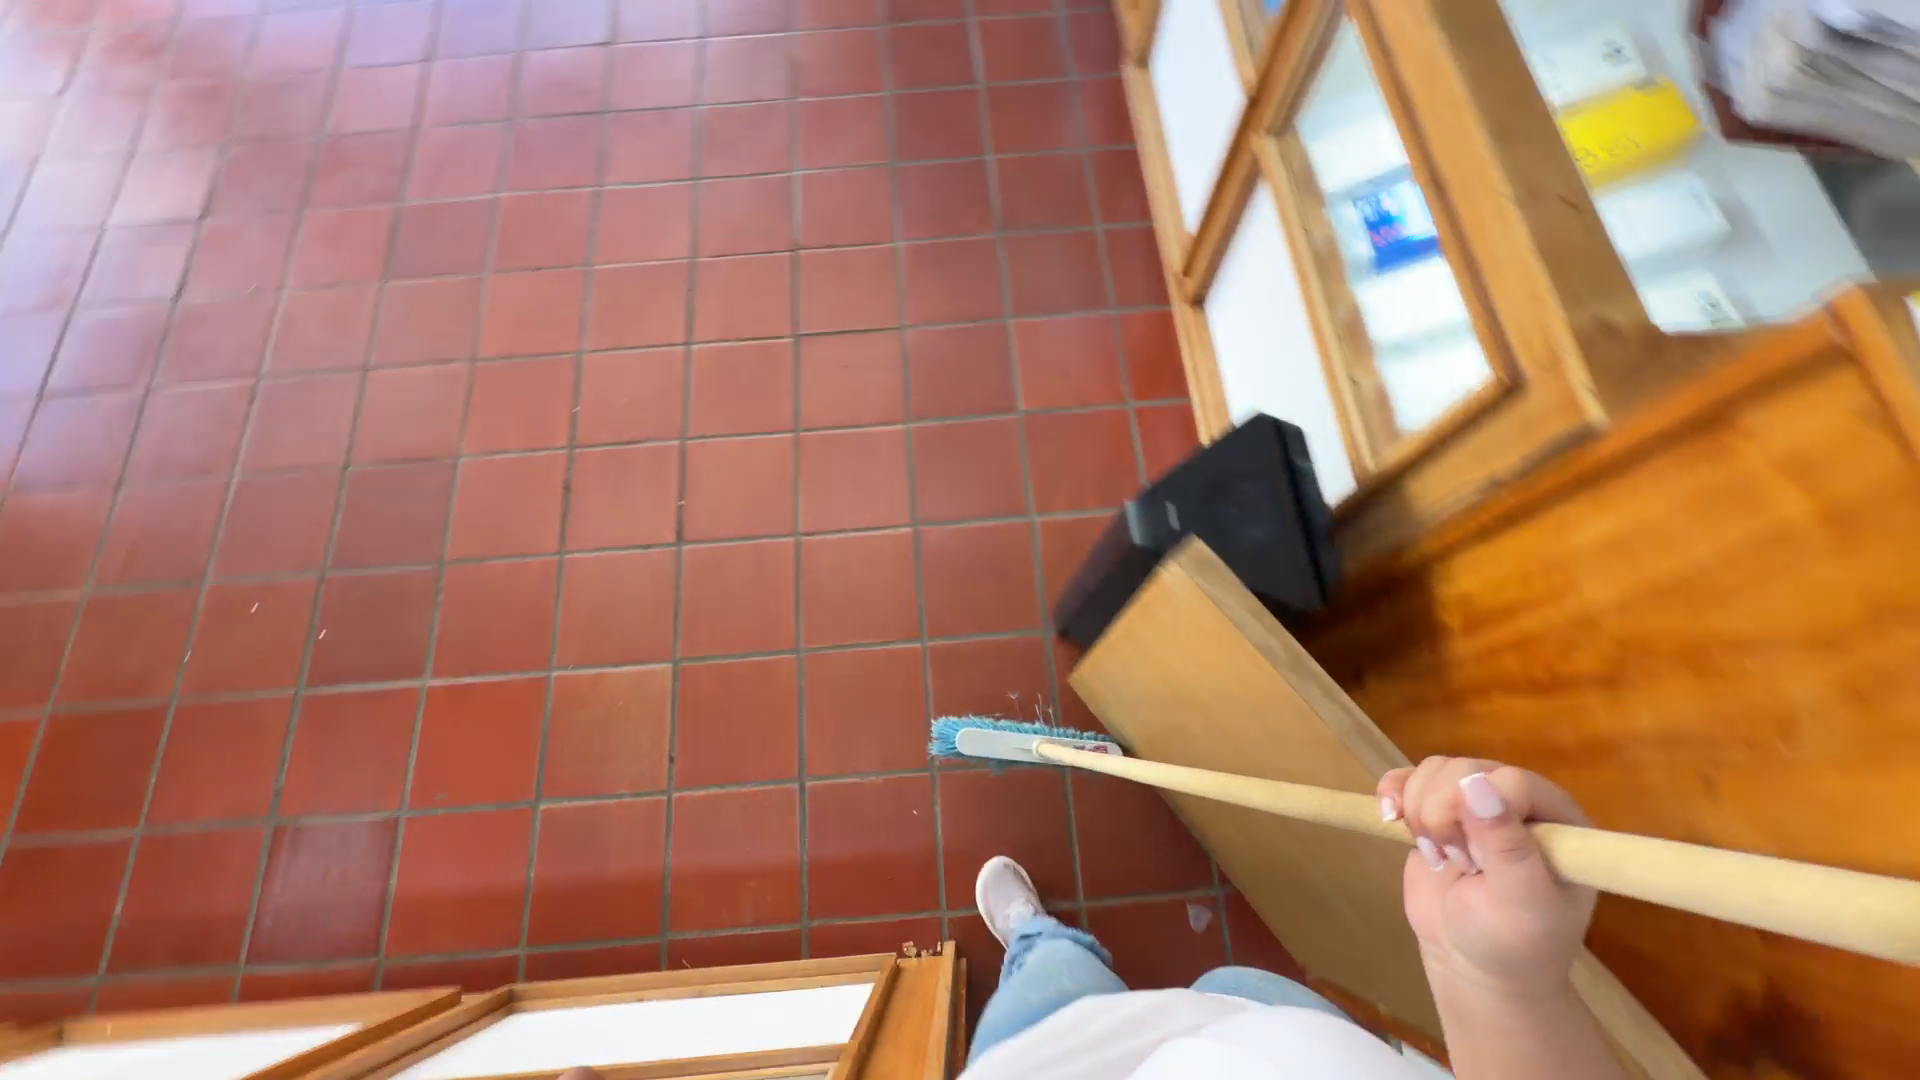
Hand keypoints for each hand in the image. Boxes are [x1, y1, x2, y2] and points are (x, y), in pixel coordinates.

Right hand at [1377, 757, 1596, 996]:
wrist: (1471, 962)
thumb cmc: (1512, 943)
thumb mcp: (1520, 904)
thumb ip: (1506, 845)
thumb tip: (1477, 783)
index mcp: (1558, 821)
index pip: (1512, 781)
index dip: (1480, 812)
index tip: (1474, 858)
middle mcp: (1518, 801)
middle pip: (1465, 770)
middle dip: (1444, 816)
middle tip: (1458, 862)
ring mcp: (1473, 802)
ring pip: (1432, 769)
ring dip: (1420, 814)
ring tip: (1438, 856)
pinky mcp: (1433, 807)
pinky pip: (1405, 776)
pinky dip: (1391, 793)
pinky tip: (1391, 819)